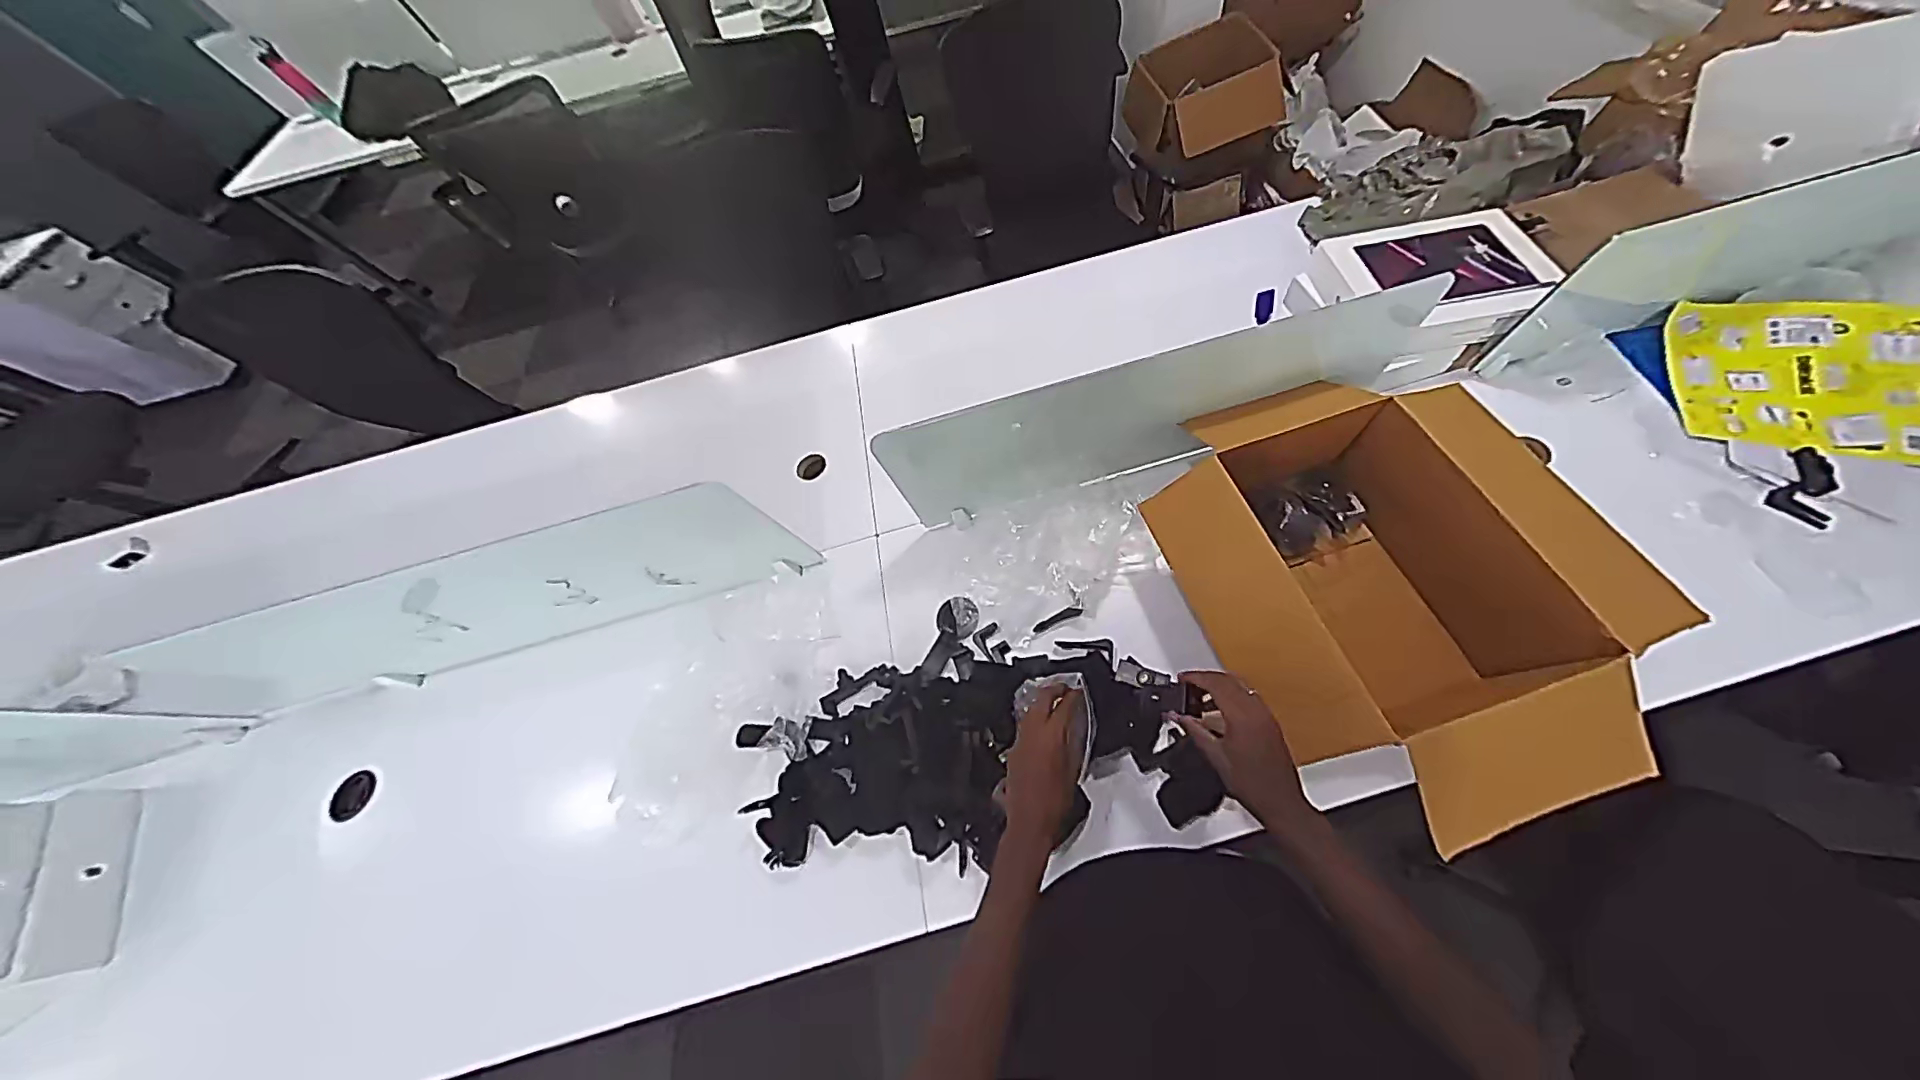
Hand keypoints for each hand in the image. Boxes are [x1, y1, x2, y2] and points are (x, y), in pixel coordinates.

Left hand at [1001, 684, 1082, 848]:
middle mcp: (1032, 734)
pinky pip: (1023, 727)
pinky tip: (1040, 725)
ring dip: (1042, 702)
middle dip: (1055, 689)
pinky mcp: (1013, 752)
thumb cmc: (1053, 805)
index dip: (1074, 696)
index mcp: (1052, 736)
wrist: (1029, 822)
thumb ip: (1073, 744)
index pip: (1064, 706)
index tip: (1079, 692)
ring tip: (1053, 702)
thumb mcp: (1073, 769)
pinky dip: (1033, 719)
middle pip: (1042, 699)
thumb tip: (1074, 730)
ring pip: (1030, 710)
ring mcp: (1019, 742)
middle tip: (1065, 688)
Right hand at [1172, 671, 1318, 836]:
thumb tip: (1178, 716)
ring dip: (1219, 686)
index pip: (1216, 683)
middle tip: (1188, 684)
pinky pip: (1248, 698)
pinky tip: (1219, 711)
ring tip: (1200, 698)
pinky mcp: (1270, 723)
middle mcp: (1257, 711)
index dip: (1195, 677)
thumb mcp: (1215, 756)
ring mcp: (1266, 716)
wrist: (1280, 801)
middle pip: (1228, 680)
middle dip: (1206, 678)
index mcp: (1242, 715)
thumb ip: (1194, 730)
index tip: (1182, 679)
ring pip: (1240, 687)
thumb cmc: (1254, 785)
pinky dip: (1231, 697)